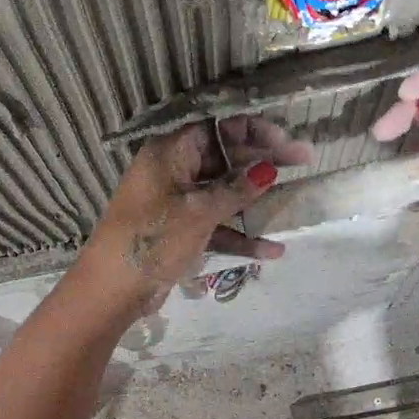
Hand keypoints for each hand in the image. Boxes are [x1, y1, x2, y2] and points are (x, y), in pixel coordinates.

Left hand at [84, 116, 313, 307]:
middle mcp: (172, 172)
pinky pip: (215, 226)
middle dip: (262, 162)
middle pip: (223, 159)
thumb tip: (268, 170)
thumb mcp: (199, 211)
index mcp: (170, 153)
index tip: (287, 141)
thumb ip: (235, 190)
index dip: (254, 131)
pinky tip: (272, 250)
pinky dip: (239, 236)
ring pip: (222, 194)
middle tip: (305, 161)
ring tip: (293, 202)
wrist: (113, 288)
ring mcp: (176, 203)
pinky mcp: (180, 233)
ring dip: (254, 200)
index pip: (217, 129)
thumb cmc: (153, 238)